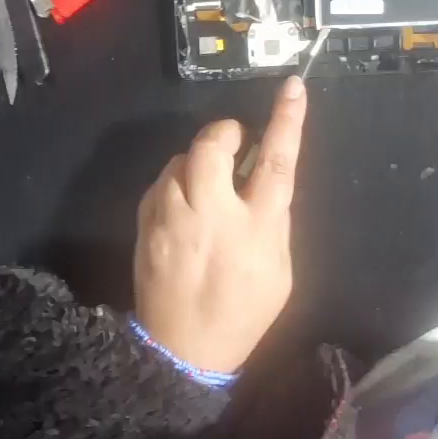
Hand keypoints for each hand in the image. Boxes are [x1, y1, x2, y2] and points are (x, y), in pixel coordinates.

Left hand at [134, 76, 307, 373]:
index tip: (292, 88)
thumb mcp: (280, 271)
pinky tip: (185, 204)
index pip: (276, 161)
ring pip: (181, 160)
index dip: (286, 121)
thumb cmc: (242, 312)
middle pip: (213, 146)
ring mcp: (171, 217)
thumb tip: (266, 183)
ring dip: (198, 160)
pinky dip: (176, 181)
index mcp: (254, 227)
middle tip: (234, 142)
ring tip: (208, 185)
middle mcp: (210, 214)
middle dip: (224, 132)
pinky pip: (161, 181)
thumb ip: (274, 220)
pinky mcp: (145, 223)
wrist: (182, 350)